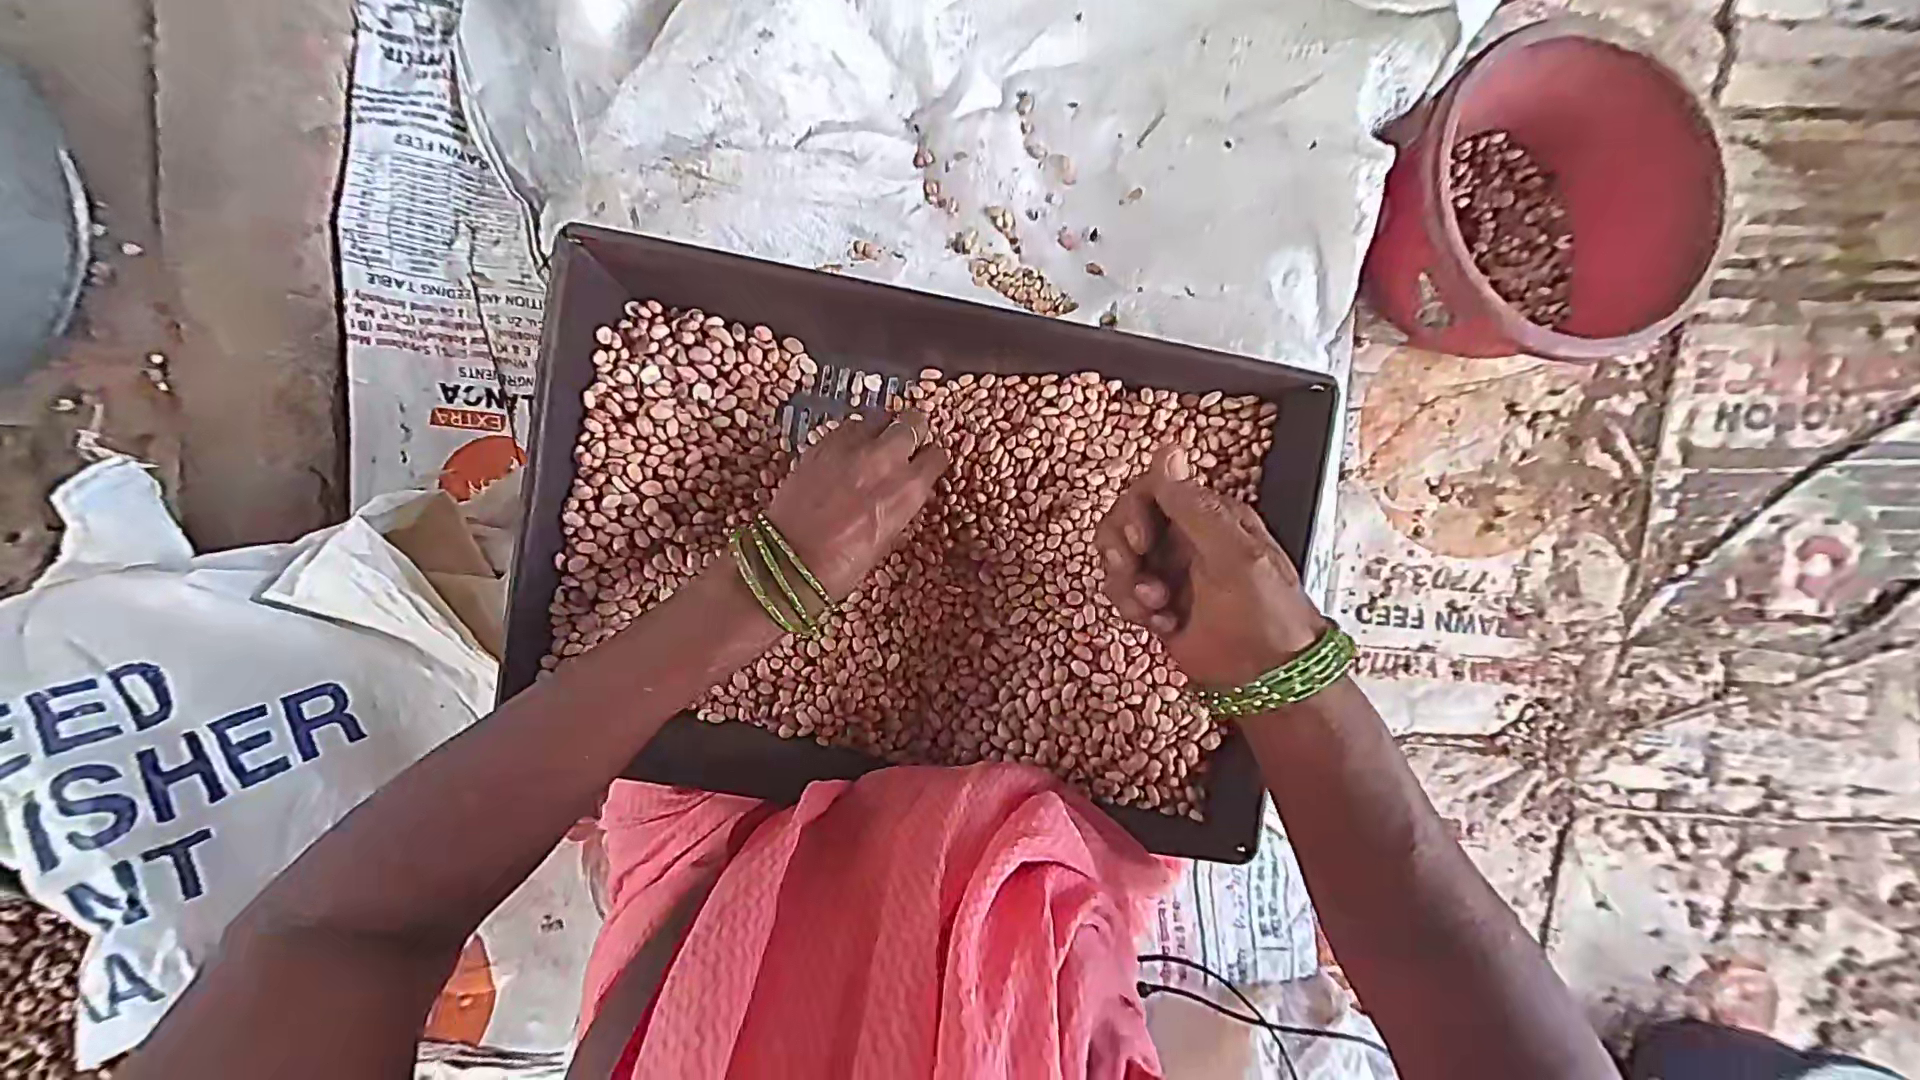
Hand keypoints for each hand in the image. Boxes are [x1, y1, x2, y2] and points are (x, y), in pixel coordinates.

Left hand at [763, 408, 949, 599]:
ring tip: (875, 443)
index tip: (926, 462)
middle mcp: (885, 459)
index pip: (936, 455)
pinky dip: (853, 434)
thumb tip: (902, 489)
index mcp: (909, 488)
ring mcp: (852, 447)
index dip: (931, 458)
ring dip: (881, 429)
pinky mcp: (822, 444)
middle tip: (906, 442)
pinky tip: (848, 451)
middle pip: (912, 422)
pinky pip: (847, 426)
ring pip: (878, 417)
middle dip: (912, 431)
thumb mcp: (888, 537)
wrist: (792, 560)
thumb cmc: (844, 563)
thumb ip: (901, 504)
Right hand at [1094, 446, 1328, 690]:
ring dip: (1128, 585)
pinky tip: (1161, 624)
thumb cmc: (1262, 614)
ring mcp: (1166, 570)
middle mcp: (1182, 537)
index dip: (1134, 510)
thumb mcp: (1234, 556)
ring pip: (1117, 557)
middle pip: (1124, 521)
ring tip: (1157, 610)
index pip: (1152, 489)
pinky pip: (1121, 590)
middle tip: (1141, 581)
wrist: (1265, 680)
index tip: (1139, 542)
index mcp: (1208, 515)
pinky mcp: (1154, 601)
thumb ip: (1195, 506)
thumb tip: (1167, 452)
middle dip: (1122, 551)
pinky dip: (1133, 608)